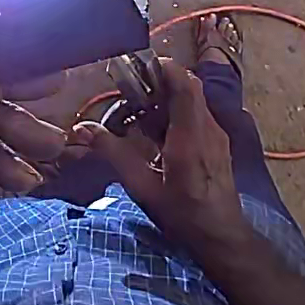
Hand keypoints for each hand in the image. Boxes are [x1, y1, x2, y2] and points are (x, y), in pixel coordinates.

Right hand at [69, 57, 253, 258]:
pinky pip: (197, 114)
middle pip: (188, 87)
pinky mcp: (218, 143)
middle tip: (132, 91)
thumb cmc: (181, 214)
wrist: (222, 237)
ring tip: (141, 112)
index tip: (137, 67)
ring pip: (194, 100)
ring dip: (168, 98)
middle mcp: (208, 128)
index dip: (163, 68)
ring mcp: (217, 134)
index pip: (183, 84)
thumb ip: (113, 153)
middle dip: (160, 82)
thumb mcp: (142, 186)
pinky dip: (177, 112)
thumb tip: (82, 129)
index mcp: (189, 135)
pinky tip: (158, 134)